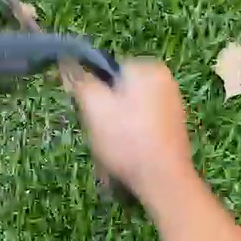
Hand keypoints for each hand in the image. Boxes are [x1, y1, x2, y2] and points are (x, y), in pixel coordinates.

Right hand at [67, 60, 196, 203]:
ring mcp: (172, 105)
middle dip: (105, 116)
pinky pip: (140, 128)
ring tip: (113, 152)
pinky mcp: (173, 128)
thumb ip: (80, 81)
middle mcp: (164, 80)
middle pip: (117, 93)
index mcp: (148, 67)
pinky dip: (130, 141)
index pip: (106, 71)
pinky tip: (127, 158)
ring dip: (114, 132)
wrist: (163, 180)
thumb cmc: (127, 141)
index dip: (92, 94)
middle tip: (101, 138)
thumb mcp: (94, 108)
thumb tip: (67, 60)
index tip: (89, 115)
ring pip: (127, 113)